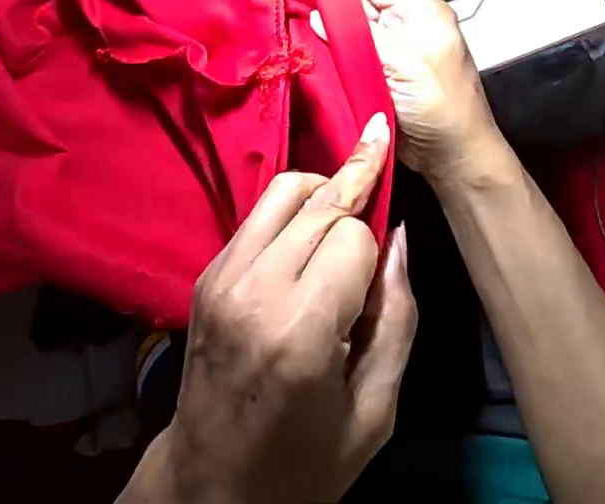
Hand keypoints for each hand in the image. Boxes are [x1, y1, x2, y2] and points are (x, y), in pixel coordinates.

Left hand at [122, 115, 415, 503]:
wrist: (206, 492)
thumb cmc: (305, 460)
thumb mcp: (376, 407)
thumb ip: (398, 312)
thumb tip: (397, 234)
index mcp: (300, 331)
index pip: (353, 236)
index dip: (375, 246)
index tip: (381, 268)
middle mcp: (254, 291)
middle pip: (321, 201)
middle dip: (358, 180)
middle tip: (381, 137)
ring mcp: (222, 278)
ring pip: (286, 190)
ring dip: (324, 187)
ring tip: (348, 204)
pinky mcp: (207, 275)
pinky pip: (260, 211)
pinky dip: (295, 205)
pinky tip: (312, 226)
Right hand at [335, 0, 509, 190]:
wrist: (454, 154)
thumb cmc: (445, 107)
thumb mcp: (407, 65)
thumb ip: (364, 38)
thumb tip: (321, 15)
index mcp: (419, 11)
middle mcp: (404, 24)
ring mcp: (390, 48)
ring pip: (351, 21)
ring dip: (325, 8)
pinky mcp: (377, 70)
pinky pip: (348, 47)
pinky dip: (329, 38)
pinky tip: (307, 28)